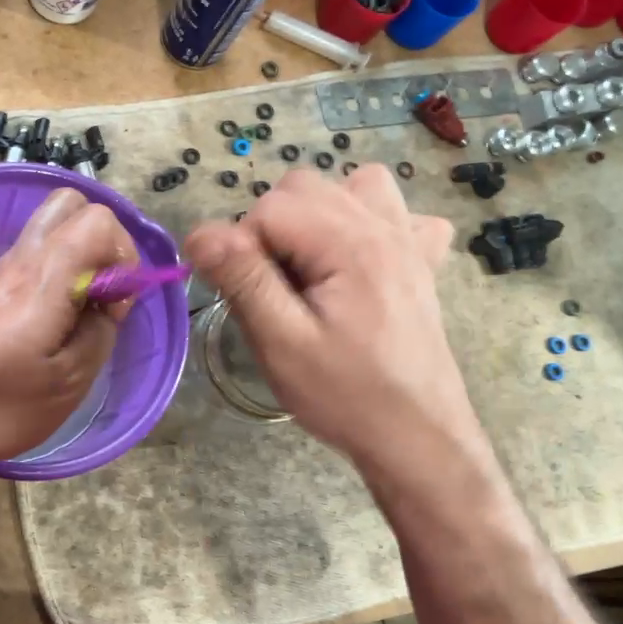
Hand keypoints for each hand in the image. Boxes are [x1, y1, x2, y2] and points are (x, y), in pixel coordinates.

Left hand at [0, 188, 137, 472]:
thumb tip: (107, 307)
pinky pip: (25, 264)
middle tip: (98, 298)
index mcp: (42, 278)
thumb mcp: (67, 384)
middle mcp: (16, 263)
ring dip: (73, 265)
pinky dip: (48, 282)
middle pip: (69, 207)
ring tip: (72, 322)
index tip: (113, 308)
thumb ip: (99, 334)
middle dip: (100, 243)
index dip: (122, 257)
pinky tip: (43, 332)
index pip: (98, 220)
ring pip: (46, 234)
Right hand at [184, 166, 481, 479]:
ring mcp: (410, 241)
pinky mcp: (421, 263)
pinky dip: (368, 225)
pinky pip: (396, 215)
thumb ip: (244, 280)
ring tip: (307, 266)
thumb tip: (201, 233)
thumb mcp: (281, 343)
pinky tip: (356, 265)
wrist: (417, 437)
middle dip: (272, 229)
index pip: (269, 207)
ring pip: (352, 187)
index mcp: (349, 244)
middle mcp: (384, 227)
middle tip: (272, 288)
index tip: (247, 296)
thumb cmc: (344, 394)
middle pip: (305, 187)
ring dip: (317, 216)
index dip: (242, 247)